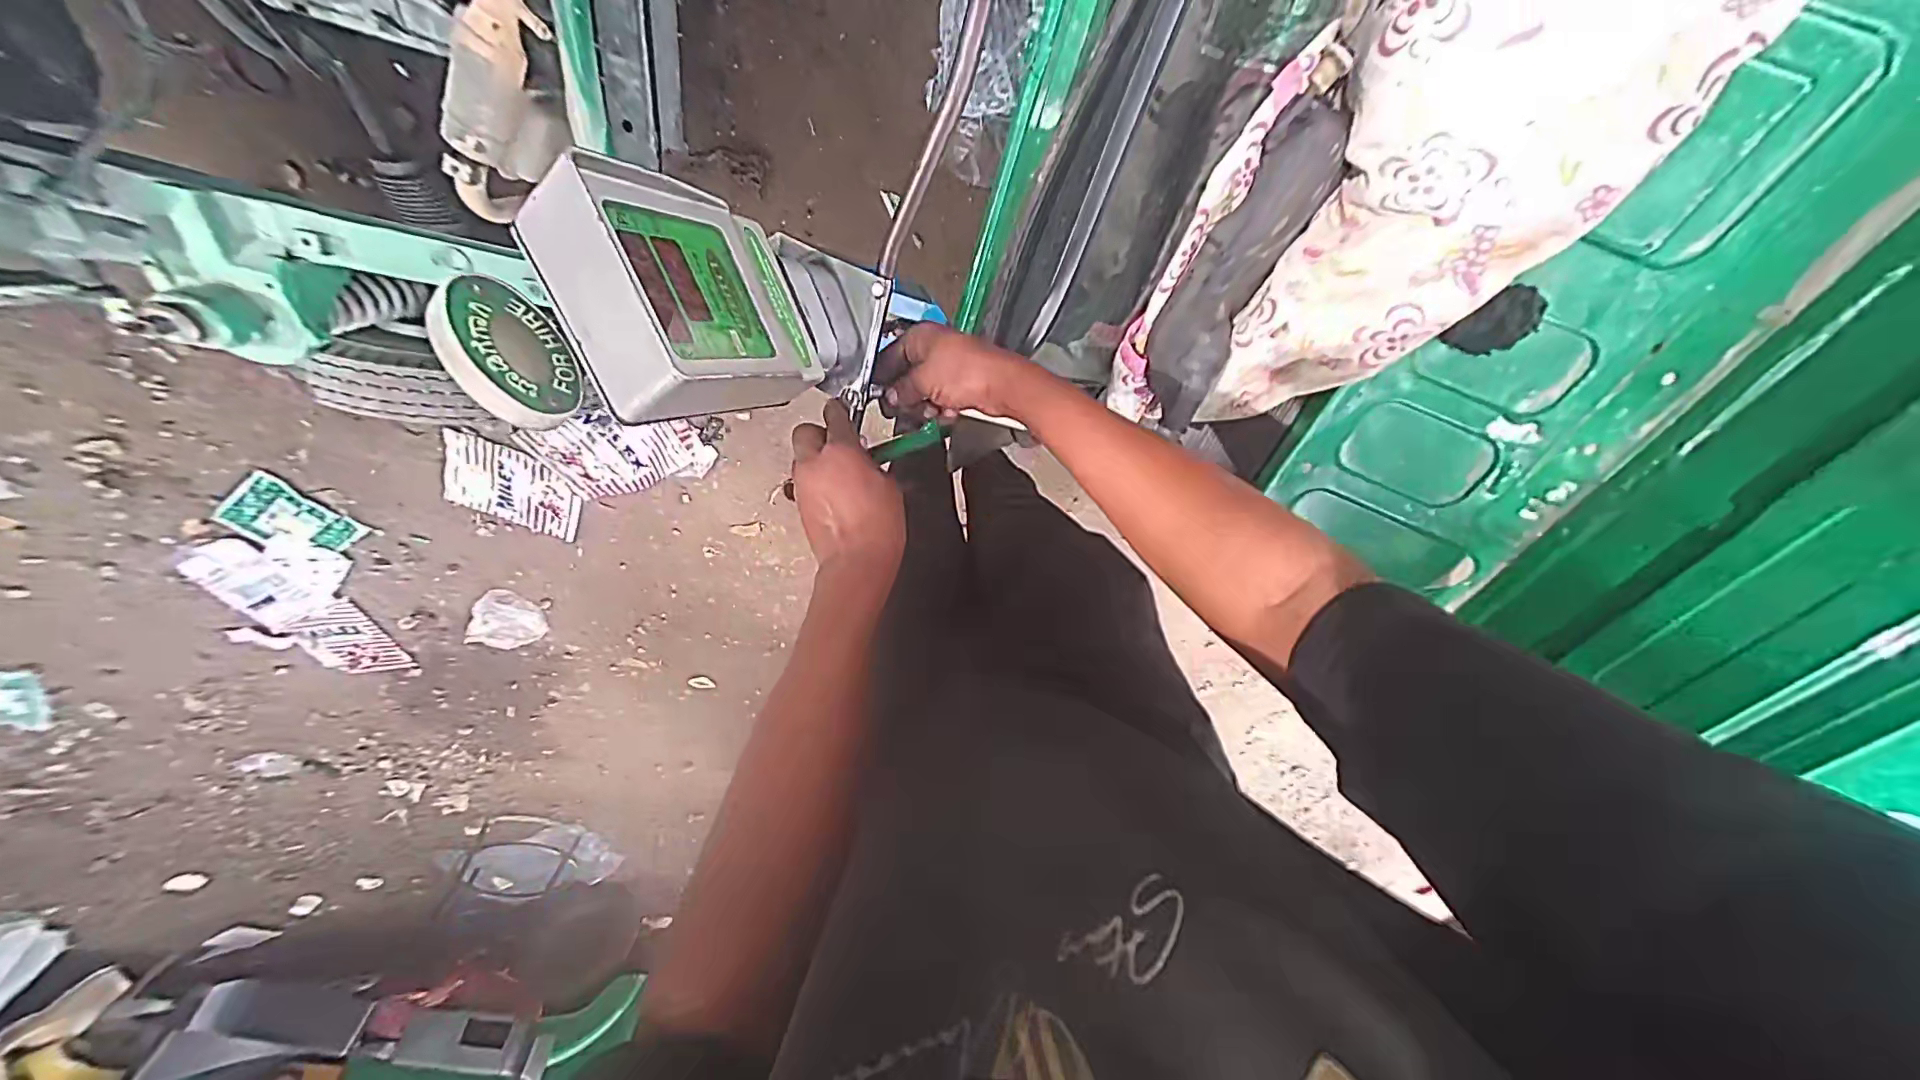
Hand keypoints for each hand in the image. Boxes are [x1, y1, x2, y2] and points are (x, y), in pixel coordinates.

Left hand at [789, 399, 905, 584]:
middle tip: (837, 442)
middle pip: (805, 432)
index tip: (842, 411)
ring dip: (815, 459)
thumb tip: (870, 460)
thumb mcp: (890, 485)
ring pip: (801, 457)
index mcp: (841, 451)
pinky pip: (803, 482)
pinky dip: (814, 482)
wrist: (856, 561)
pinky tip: (833, 494)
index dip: (839, 411)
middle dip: (819, 433)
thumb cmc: (877, 527)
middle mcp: (815, 463)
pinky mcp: (799, 503)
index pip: (834, 416)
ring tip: (837, 472)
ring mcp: (803, 483)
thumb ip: (875, 463)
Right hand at [878, 323, 1042, 423]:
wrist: (1002, 387)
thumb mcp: (923, 381)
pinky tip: (948, 411)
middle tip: (907, 406)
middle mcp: (935, 347)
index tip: (877, 393)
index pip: (889, 355)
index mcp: (921, 335)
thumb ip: (901, 389)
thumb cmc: (972, 371)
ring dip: (926, 405)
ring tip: (933, 409)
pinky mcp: (962, 384)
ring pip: (924, 392)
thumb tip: (892, 396)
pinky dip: (943, 408)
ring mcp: (949, 366)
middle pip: (907, 376)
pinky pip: (942, 400)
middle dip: (907, 395)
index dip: (882, 376)